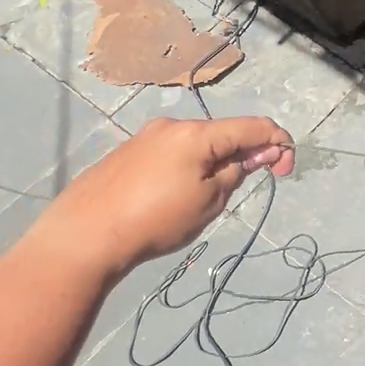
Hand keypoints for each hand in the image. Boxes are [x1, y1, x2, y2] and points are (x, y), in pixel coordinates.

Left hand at [30, 116, 295, 275]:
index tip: (284, 172)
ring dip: (218, 161)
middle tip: (247, 187)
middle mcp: (173, 126)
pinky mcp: (128, 153)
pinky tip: (177, 195)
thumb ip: (238, 171)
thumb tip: (257, 154)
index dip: (279, 144)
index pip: (255, 126)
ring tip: (208, 198)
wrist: (80, 238)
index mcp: (198, 134)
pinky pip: (174, 151)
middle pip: (226, 132)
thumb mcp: (210, 200)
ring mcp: (146, 138)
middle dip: (247, 154)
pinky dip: (191, 165)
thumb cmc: (154, 219)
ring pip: (199, 143)